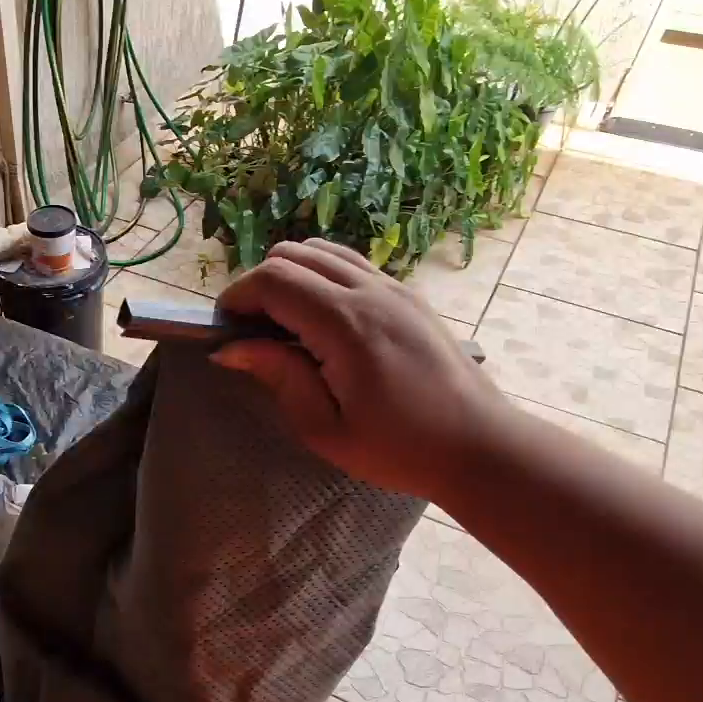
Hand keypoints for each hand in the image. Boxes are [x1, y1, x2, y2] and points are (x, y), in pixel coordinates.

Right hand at [211, 238, 509, 500]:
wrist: (478, 445)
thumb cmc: (397, 449)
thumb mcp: (324, 428)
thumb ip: (278, 376)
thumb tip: (231, 348)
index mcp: (345, 324)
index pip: (273, 280)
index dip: (237, 298)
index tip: (224, 331)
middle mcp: (370, 291)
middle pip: (293, 255)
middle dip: (259, 285)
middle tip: (250, 333)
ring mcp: (394, 288)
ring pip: (323, 252)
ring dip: (290, 277)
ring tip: (281, 325)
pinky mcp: (408, 296)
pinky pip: (351, 265)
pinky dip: (320, 278)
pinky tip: (319, 322)